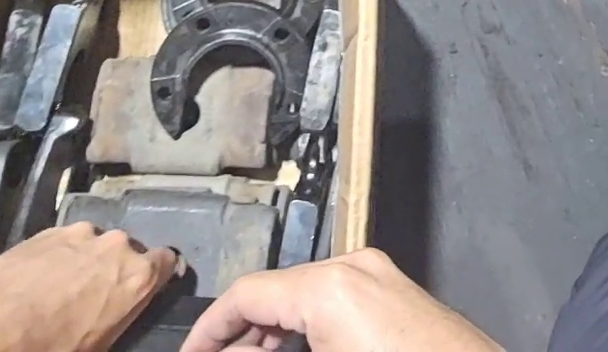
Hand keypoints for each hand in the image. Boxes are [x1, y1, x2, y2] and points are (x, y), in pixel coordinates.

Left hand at [0, 223, 179, 351]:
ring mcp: (81, 234)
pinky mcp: (48, 230)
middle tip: (92, 297)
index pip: (168, 261)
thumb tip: (117, 311)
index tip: (144, 287)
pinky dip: (57, 258)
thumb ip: (121, 317)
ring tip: (59, 289)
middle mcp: (116, 246)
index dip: (157, 274)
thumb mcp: (99, 347)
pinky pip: (64, 243)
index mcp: (137, 277)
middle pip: (127, 252)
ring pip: (93, 245)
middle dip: (114, 270)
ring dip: (85, 262)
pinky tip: (36, 282)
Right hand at [181, 248, 500, 351]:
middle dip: (243, 335)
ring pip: (307, 296)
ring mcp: (381, 274)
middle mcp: (354, 265)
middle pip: (277, 291)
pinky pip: (337, 301)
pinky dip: (309, 329)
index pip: (248, 292)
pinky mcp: (398, 291)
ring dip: (275, 334)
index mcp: (330, 284)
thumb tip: (241, 349)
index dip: (209, 329)